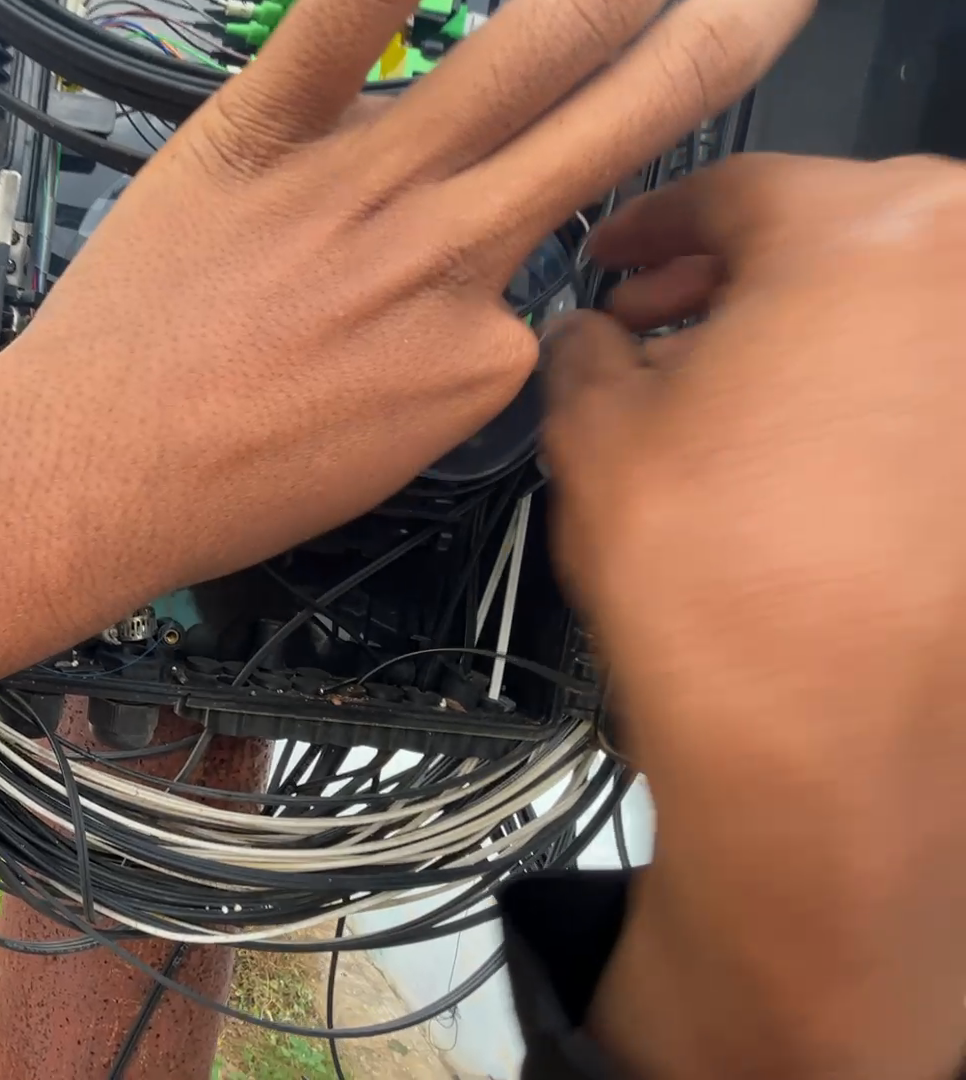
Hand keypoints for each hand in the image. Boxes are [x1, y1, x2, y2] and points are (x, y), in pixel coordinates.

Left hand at [0, 0, 813, 740]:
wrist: (83, 485)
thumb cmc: (195, 501)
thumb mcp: (344, 478)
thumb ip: (406, 393)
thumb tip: (423, 344)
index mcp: (465, 363)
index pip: (527, 291)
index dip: (500, 284)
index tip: (486, 271)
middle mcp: (435, 260)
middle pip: (607, 130)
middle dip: (700, 56)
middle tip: (752, 8)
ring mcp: (351, 190)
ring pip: (525, 55)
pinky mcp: (249, 144)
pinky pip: (336, 19)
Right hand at [546, 155, 965, 1076]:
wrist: (812, 714)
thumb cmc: (702, 557)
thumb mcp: (588, 426)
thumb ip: (579, 350)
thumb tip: (584, 332)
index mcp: (864, 239)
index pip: (736, 187)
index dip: (647, 223)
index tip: (605, 259)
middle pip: (827, 230)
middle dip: (715, 272)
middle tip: (637, 323)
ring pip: (881, 300)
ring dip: (774, 324)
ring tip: (689, 388)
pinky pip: (918, 369)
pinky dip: (835, 378)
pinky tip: (759, 437)